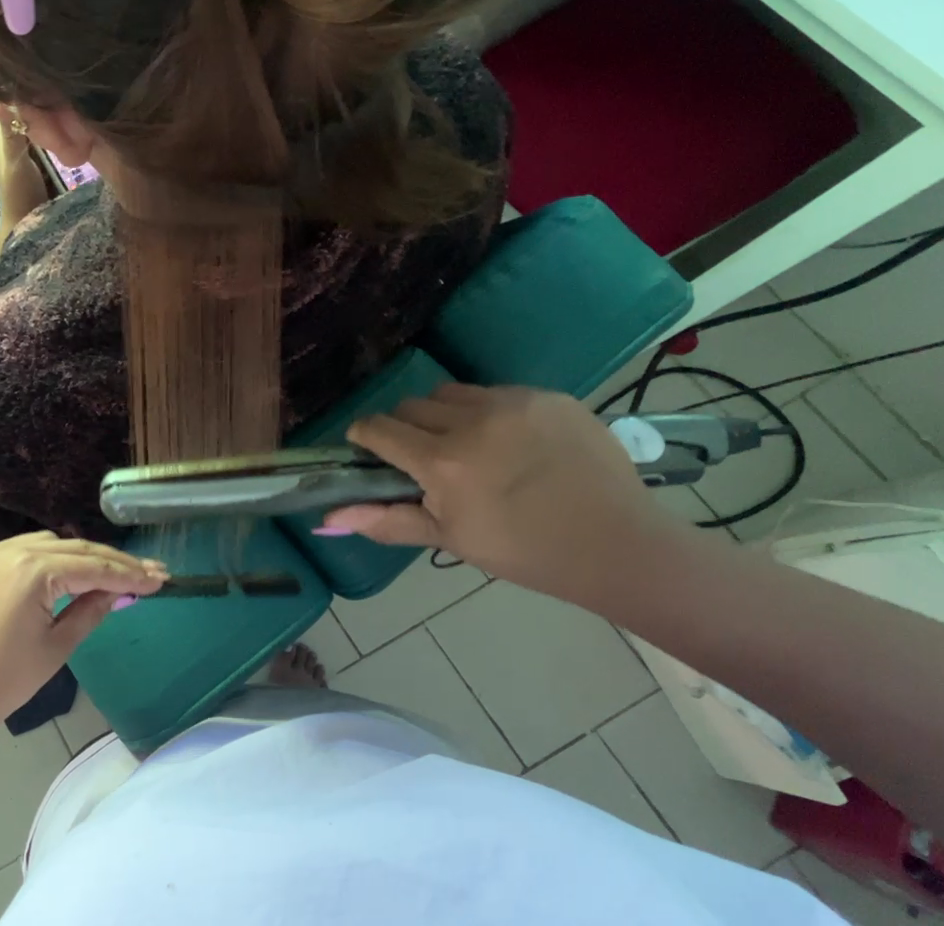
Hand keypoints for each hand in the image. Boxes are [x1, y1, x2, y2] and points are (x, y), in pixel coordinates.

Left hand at [0, 533, 166, 734]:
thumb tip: (119, 592)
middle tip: (147, 573)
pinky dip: (47, 557)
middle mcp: (9, 550)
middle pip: (72, 548)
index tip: (160, 579)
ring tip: (111, 574)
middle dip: (110, 562)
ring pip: (47, 543)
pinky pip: (20, 550)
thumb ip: (91, 610)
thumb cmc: (7, 679)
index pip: (92, 567)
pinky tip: (65, 572)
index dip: (129, 574)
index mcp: (32, 571)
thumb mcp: (58, 646)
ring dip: (79, 555)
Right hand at [323, 384, 689, 601]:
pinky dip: (490, 412)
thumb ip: (386, 520)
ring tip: (470, 447)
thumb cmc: (525, 551)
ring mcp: (513, 403)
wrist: (618, 545)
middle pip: (410, 406)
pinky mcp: (549, 396)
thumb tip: (325, 520)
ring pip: (450, 393)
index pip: (377, 428)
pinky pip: (497, 392)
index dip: (366, 440)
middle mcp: (471, 421)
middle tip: (427, 461)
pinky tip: (514, 444)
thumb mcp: (450, 539)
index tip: (373, 455)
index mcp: (442, 462)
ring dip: (444, 415)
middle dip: (406, 429)